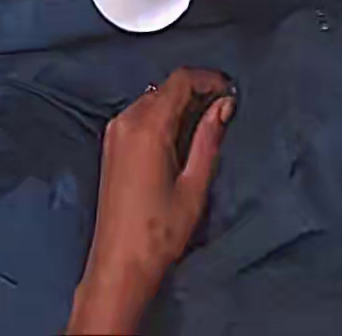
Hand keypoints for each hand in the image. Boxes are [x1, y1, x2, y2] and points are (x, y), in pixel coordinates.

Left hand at [67, 68, 234, 334]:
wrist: (119, 263)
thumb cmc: (160, 231)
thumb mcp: (194, 186)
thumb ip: (208, 139)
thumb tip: (224, 104)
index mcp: (148, 125)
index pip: (179, 81)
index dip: (207, 78)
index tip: (230, 89)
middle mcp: (127, 118)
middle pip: (165, 86)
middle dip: (196, 89)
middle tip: (223, 105)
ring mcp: (116, 128)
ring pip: (153, 97)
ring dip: (179, 101)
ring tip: (206, 120)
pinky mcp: (111, 141)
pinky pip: (140, 112)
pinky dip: (162, 112)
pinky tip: (179, 133)